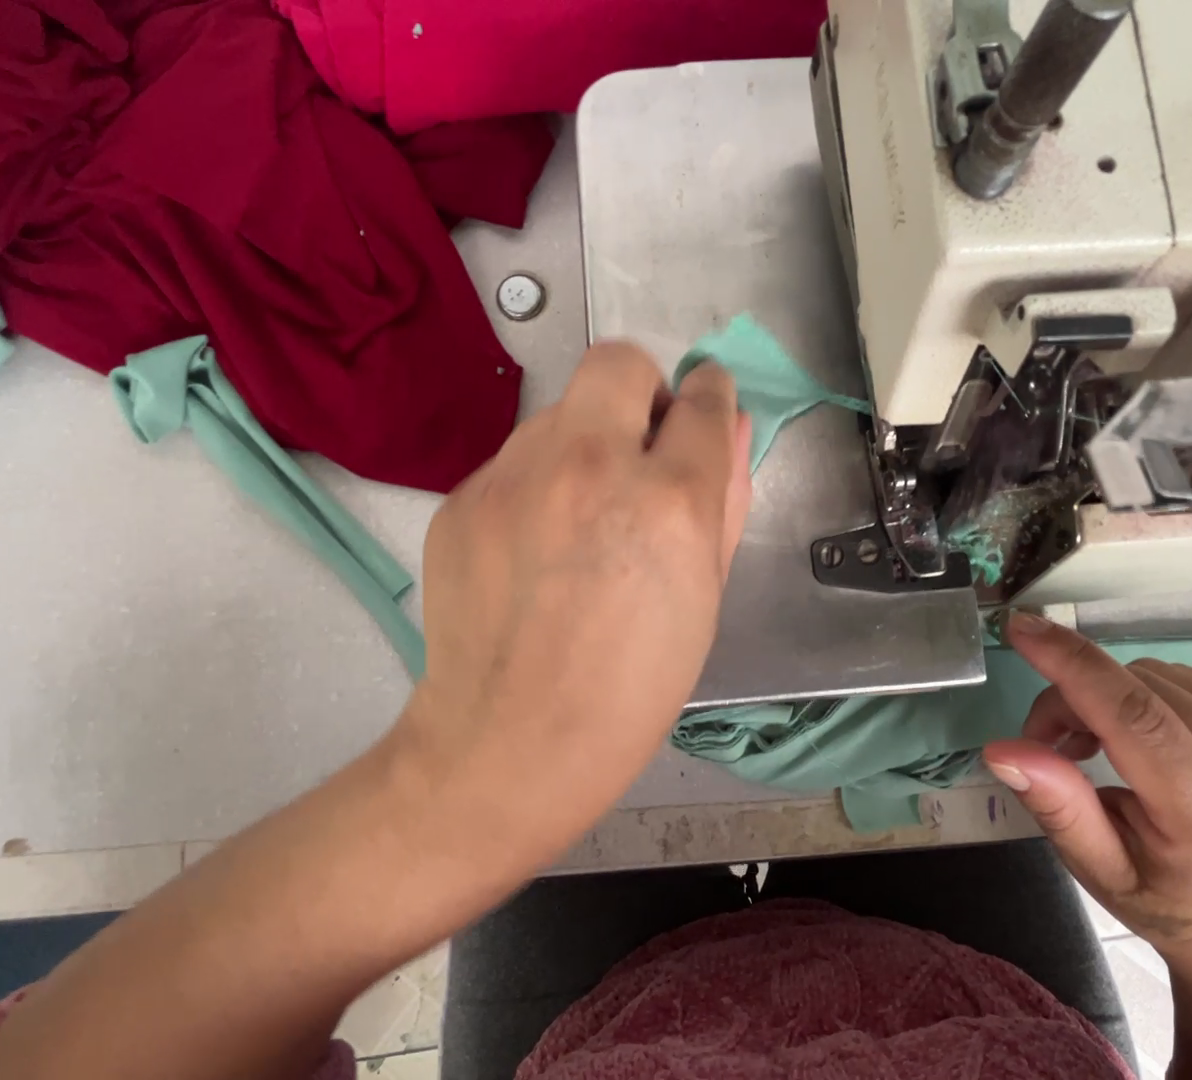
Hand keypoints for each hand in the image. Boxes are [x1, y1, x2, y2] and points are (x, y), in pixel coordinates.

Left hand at [397, 341, 752, 876]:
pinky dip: (538, 484)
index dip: (710, 401)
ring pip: (559, 411)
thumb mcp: (705, 597)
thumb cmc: (632, 688)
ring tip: (581, 519)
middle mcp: (587, 468)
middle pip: (619, 363)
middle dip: (643, 391)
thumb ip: (725, 500)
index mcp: (667, 501)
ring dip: (586, 443)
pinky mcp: (463, 498)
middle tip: (641, 450)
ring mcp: (513, 477)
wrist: (509, 745)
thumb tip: (729, 424)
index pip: (702, 401)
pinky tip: (534, 548)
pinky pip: (514, 461)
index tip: (702, 410)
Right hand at [981, 614, 1191, 970]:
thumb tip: (1002, 750)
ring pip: (1158, 675)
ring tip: (1094, 743)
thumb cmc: (1161, 898)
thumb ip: (1057, 807)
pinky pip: (1186, 678)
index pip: (1138, 720)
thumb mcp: (1096, 868)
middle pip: (1138, 690)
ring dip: (1107, 694)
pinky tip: (1141, 734)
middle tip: (1046, 741)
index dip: (1076, 666)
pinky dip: (1144, 694)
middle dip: (1074, 697)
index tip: (1022, 628)